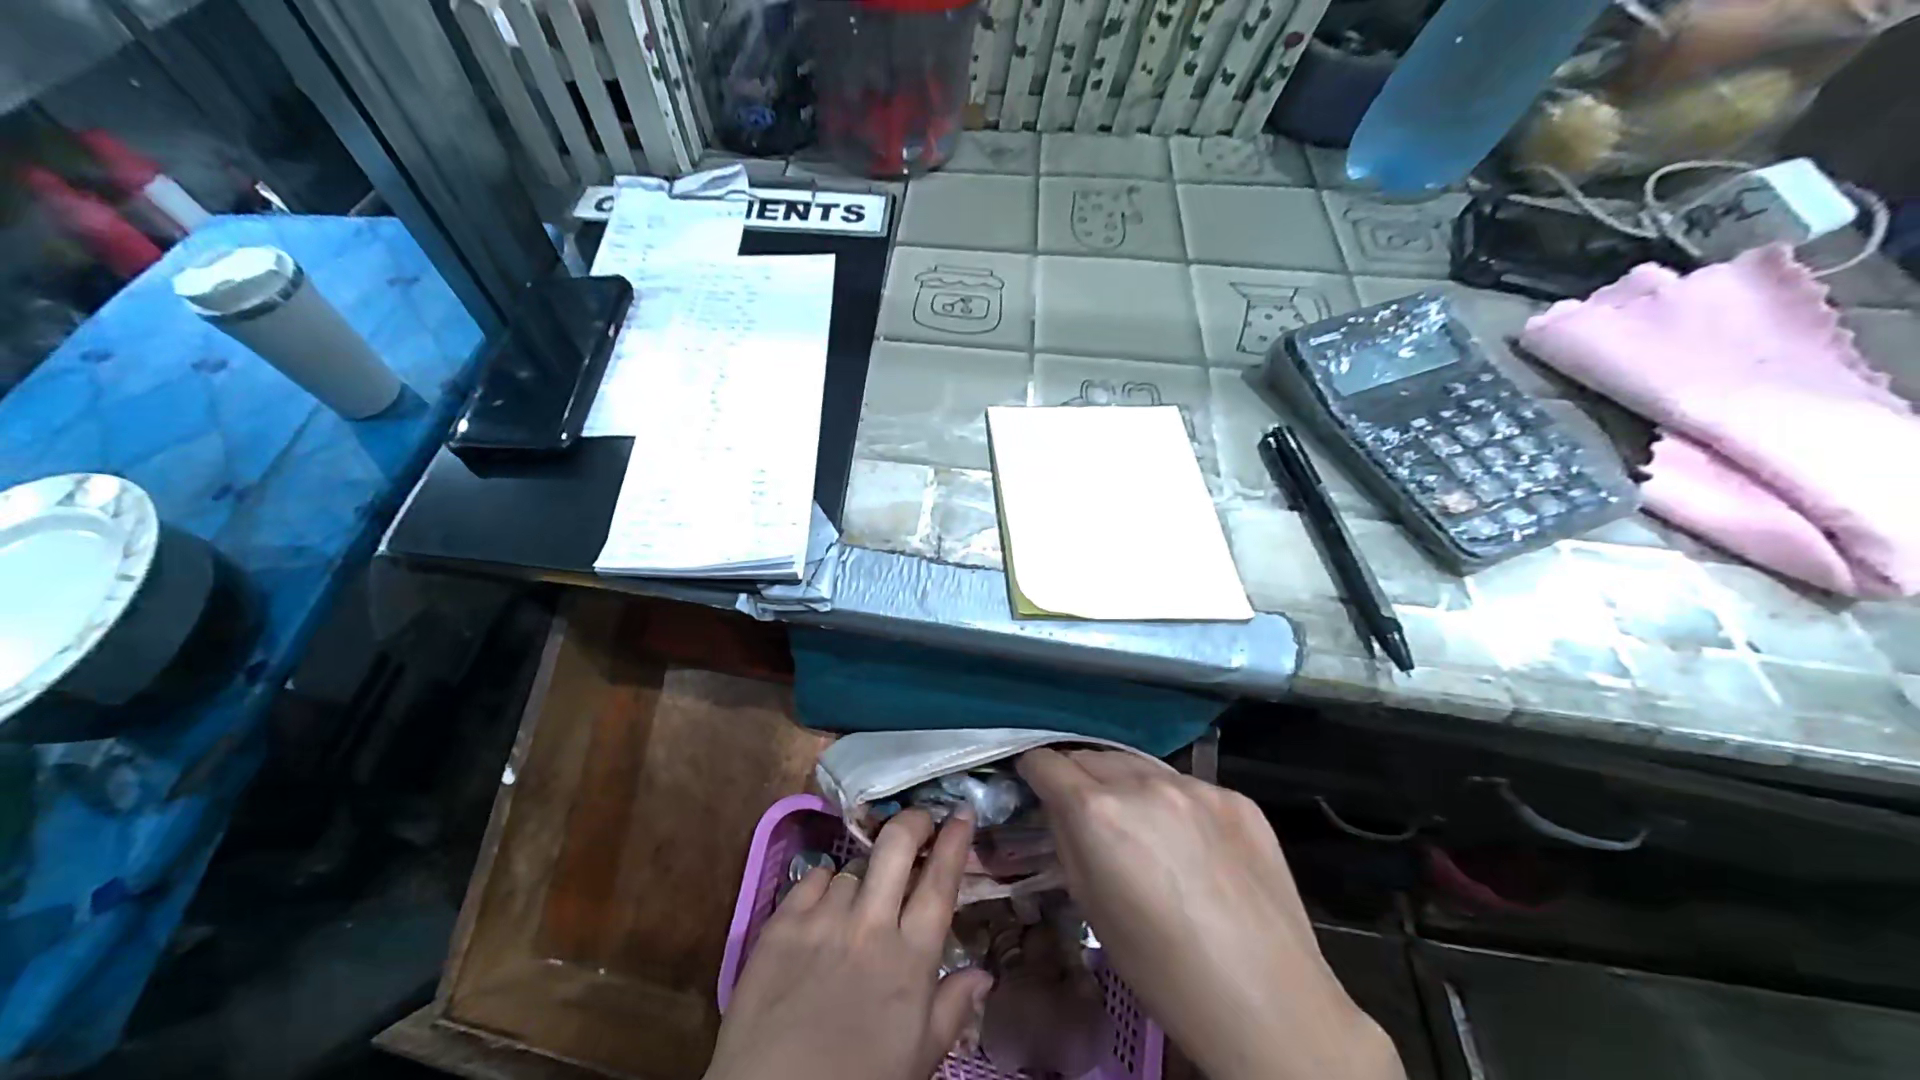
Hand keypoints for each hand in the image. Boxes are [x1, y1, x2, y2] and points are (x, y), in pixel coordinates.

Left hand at [706, 807, 993, 1079]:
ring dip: (865, 876)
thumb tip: (985, 974)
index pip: (940, 882)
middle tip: (919, 820)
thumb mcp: (919, 1056)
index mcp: (911, 958)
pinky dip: (823, 885)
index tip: (962, 812)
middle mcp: (870, 925)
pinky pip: (812, 878)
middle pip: (897, 846)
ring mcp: (824, 918)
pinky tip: (823, 906)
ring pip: (853, 867)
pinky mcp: (782, 922)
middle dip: (913, 820)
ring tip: (860, 902)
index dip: (954, 841)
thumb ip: (953, 1008)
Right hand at [1017, 749, 1404, 1079]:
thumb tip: (1058, 808)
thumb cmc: (1161, 969)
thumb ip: (1066, 841)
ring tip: (1137, 826)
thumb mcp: (1091, 906)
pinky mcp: (1236, 797)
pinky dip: (1174, 804)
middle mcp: (1143, 783)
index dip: (1033, 773)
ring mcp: (1196, 786)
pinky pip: (1187, 787)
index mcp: (1098, 812)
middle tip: (1082, 812)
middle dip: (1077, 777)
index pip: (1047, 762)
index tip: (1033, 784)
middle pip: (1091, 756)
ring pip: (1139, 766)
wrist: (1267, 1002)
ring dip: (1125, 785)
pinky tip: (1190, 846)